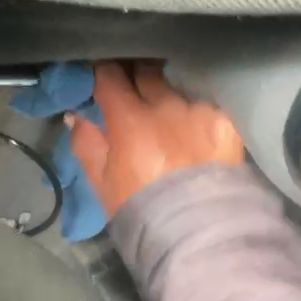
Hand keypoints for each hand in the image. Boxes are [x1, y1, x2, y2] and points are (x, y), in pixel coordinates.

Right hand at [71, 61, 245, 215]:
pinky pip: (203, 108)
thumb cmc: (137, 206)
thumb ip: (86, 143)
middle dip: (135, 76)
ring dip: (166, 98)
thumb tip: (76, 116)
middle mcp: (165, 106)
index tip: (99, 74)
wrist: (193, 227)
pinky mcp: (224, 122)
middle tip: (129, 87)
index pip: (111, 79)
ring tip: (164, 118)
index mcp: (129, 120)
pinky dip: (193, 116)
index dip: (102, 73)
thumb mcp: (100, 181)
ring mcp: (198, 111)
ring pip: (176, 91)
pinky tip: (191, 135)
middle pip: (146, 74)